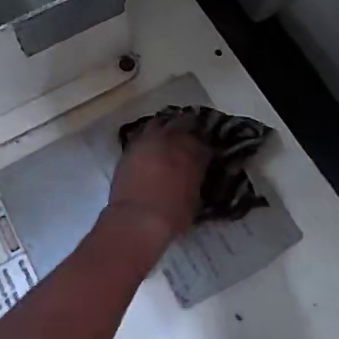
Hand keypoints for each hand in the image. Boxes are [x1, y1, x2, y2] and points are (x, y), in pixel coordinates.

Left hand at [105, 118, 210, 244]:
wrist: (137, 217)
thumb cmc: (173, 213)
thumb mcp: (196, 196)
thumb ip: (196, 177)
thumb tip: (194, 173)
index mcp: (195, 150)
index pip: (206, 141)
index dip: (206, 147)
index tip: (206, 152)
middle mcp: (174, 138)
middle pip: (185, 122)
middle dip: (190, 128)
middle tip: (190, 137)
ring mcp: (150, 139)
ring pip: (161, 121)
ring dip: (167, 125)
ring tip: (169, 133)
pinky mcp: (131, 146)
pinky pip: (143, 132)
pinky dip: (149, 135)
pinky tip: (151, 142)